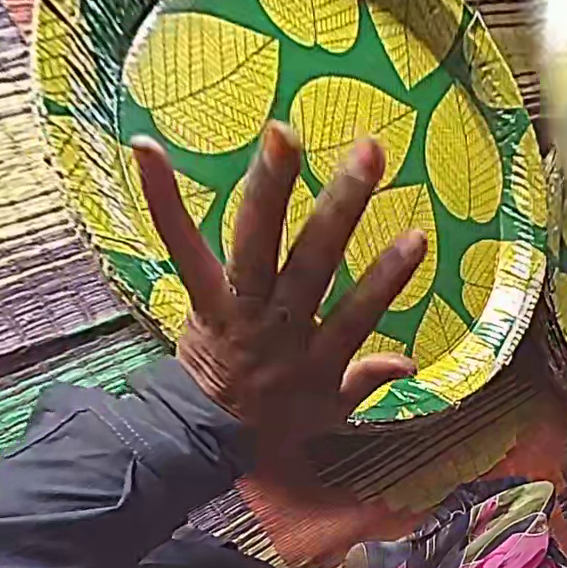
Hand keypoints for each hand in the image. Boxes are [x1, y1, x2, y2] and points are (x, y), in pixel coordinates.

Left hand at [131, 126, 424, 451]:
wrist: (211, 434)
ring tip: (284, 133)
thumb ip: (368, 380)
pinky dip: (165, 202)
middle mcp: (281, 326)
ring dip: (270, 188)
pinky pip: (183, 250)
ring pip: (257, 246)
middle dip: (341, 209)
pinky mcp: (201, 297)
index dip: (388, 279)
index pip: (359, 315)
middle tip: (368, 154)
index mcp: (318, 357)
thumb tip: (410, 362)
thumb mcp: (333, 411)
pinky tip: (150, 148)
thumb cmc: (280, 418)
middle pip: (313, 265)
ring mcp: (239, 309)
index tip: (416, 236)